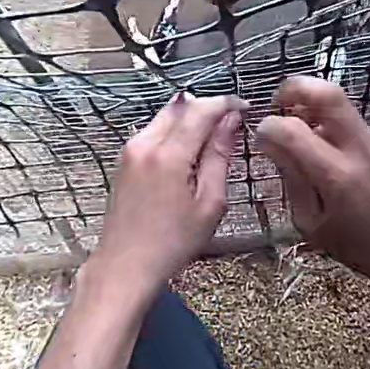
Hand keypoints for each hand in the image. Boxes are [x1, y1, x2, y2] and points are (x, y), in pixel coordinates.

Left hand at [90, 92, 245, 302]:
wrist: (125, 265)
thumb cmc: (173, 242)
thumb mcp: (209, 203)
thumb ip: (220, 157)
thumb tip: (231, 121)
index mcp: (168, 155)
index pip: (201, 110)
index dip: (226, 103)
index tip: (245, 107)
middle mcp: (144, 144)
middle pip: (181, 107)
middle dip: (208, 107)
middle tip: (232, 121)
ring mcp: (130, 150)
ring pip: (166, 116)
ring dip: (191, 118)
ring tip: (213, 137)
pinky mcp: (124, 159)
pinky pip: (153, 130)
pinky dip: (175, 130)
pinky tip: (189, 150)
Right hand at [254, 76, 369, 287]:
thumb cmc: (351, 244)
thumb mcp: (308, 221)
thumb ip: (290, 177)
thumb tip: (268, 139)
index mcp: (338, 177)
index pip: (295, 131)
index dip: (269, 126)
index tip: (260, 136)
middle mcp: (358, 149)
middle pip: (327, 94)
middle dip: (293, 89)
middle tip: (276, 105)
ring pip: (338, 97)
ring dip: (308, 100)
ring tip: (290, 121)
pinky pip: (345, 112)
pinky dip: (321, 113)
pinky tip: (310, 136)